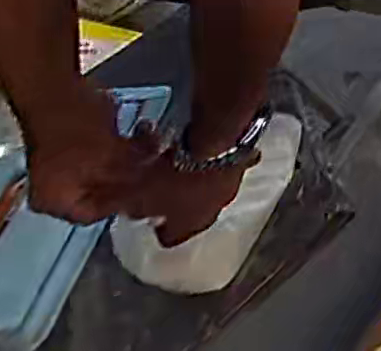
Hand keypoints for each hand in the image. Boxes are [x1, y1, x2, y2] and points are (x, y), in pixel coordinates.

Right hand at [22, 91, 161, 224]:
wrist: (60, 95)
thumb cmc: (73, 128)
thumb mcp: (105, 155)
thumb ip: (128, 173)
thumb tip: (151, 185)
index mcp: (56, 197)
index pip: (93, 213)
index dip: (125, 203)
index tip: (154, 190)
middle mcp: (62, 187)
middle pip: (108, 190)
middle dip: (139, 175)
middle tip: (165, 162)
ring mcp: (76, 165)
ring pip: (117, 168)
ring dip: (142, 155)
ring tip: (159, 142)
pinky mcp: (91, 144)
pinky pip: (117, 150)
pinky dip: (135, 143)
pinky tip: (147, 130)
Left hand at [130, 154, 256, 246]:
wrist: (214, 142)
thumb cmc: (173, 176)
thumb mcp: (137, 196)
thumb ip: (135, 208)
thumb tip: (134, 212)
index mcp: (188, 226)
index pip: (170, 238)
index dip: (159, 230)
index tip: (152, 220)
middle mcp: (215, 210)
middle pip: (197, 214)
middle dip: (185, 206)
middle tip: (171, 194)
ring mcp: (234, 184)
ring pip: (216, 190)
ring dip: (206, 185)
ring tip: (191, 169)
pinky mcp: (246, 161)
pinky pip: (232, 165)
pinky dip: (223, 161)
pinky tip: (213, 151)